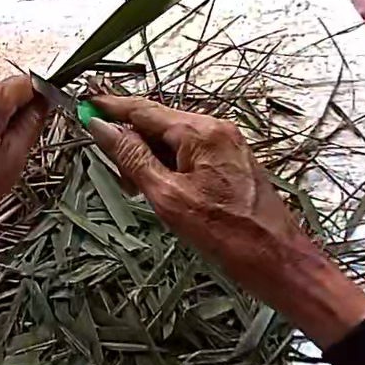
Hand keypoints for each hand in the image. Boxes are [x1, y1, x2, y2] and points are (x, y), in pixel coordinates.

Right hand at [86, 95, 364, 345]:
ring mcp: (225, 142)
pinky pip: (188, 152)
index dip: (110, 107)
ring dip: (147, 158)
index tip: (83, 104)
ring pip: (171, 139)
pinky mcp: (230, 159)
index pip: (142, 109)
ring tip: (139, 190)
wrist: (280, 261)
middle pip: (156, 123)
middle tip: (118, 177)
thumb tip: (100, 127)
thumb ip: (131, 157)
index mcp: (199, 131)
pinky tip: (161, 190)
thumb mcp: (167, 197)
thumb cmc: (225, 234)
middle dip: (130, 143)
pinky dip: (167, 165)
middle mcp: (214, 127)